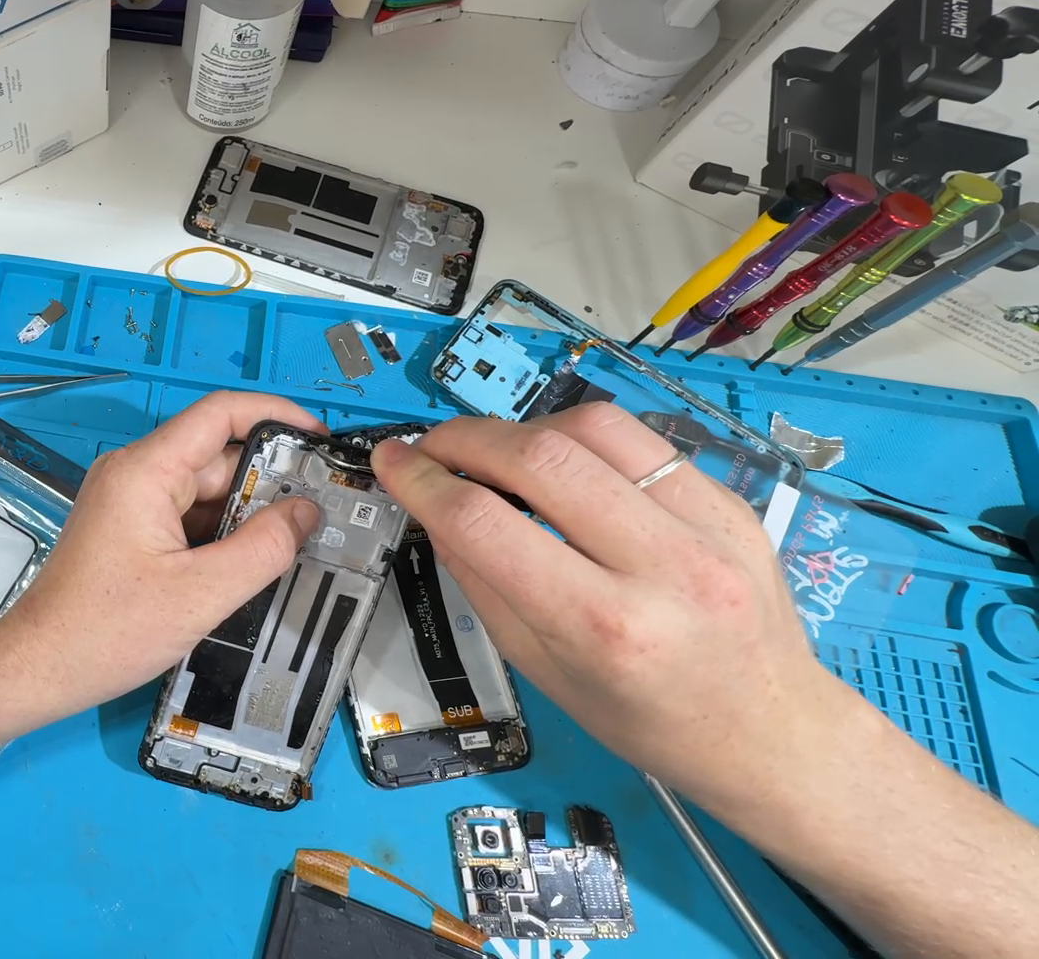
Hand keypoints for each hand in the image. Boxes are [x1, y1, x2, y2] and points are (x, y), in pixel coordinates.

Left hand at [0, 392, 324, 713]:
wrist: (40, 666)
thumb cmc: (106, 632)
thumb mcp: (200, 594)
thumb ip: (263, 549)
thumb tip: (307, 512)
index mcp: (145, 471)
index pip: (218, 414)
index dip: (274, 414)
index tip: (320, 438)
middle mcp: (135, 474)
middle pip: (217, 457)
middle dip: (271, 479)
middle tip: (326, 508)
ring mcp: (130, 500)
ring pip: (205, 490)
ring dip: (248, 512)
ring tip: (301, 538)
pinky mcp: (129, 527)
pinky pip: (187, 515)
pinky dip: (222, 532)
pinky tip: (255, 558)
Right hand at [370, 402, 853, 807]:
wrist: (773, 734)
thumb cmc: (637, 716)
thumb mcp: (533, 661)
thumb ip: (477, 574)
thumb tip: (430, 502)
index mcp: (601, 626)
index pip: (484, 524)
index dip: (421, 481)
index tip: (389, 461)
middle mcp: (663, 567)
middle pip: (537, 458)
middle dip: (461, 439)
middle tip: (429, 449)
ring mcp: (710, 526)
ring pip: (590, 427)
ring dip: (519, 430)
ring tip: (494, 456)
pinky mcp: (731, 501)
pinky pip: (635, 438)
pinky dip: (573, 438)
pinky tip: (557, 465)